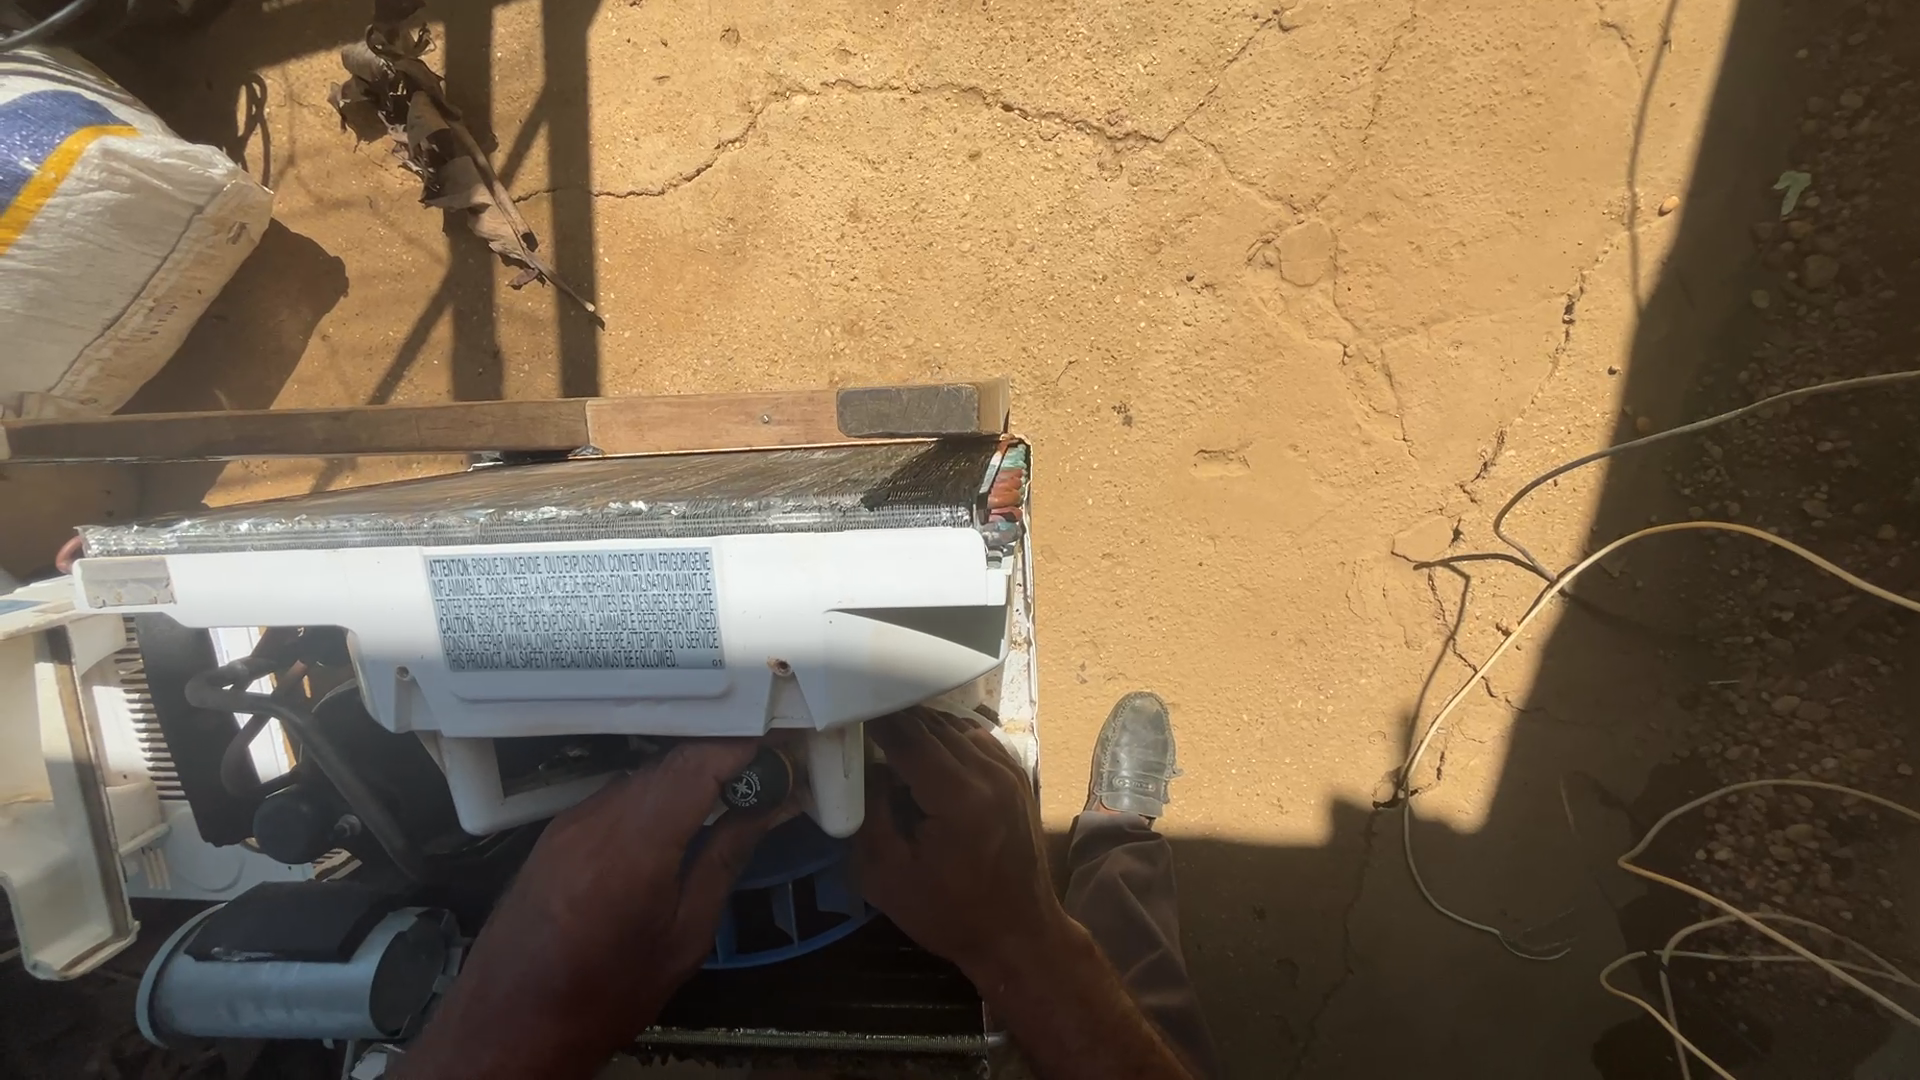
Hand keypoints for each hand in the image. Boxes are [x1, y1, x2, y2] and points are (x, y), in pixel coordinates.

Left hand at [398, 739, 779, 1079]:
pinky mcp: (557, 829)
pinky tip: (680, 817)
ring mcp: (571, 820)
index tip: (779, 745)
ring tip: (730, 794)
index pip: (697, 765)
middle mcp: (597, 819)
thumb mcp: (686, 934)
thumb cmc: (608, 995)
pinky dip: (659, 793)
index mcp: (634, 847)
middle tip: (766, 772)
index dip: (743, 745)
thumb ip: (727, 857)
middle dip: (724, 757)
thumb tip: (769, 805)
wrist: (505, 1032)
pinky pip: (621, 792)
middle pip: (673, 761)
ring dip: (692, 774)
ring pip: (647, 772)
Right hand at [855, 708, 1070, 982]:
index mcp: (959, 797)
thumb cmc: (950, 914)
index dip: (877, 721)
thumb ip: (872, 814)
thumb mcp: (887, 876)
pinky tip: (927, 749)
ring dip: (921, 725)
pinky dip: (947, 735)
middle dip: (896, 719)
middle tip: (862, 717)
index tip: (849, 711)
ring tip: (889, 733)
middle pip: (933, 726)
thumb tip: (869, 766)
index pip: (910, 739)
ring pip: (955, 726)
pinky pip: (975, 737)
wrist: (1019, 934)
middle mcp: (989, 773)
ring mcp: (1008, 770)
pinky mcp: (1017, 774)